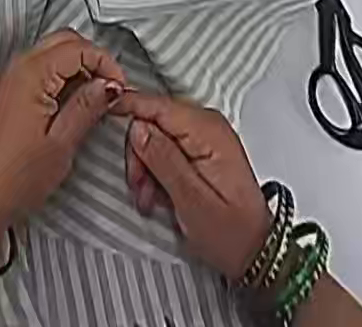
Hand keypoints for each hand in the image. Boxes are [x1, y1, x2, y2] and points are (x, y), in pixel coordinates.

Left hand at [0, 30, 127, 257]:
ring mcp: (14, 74)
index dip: (105, 63)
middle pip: (66, 39)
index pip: (78, 47)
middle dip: (93, 58)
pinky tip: (74, 101)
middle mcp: (20, 65)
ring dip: (78, 65)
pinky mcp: (12, 87)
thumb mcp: (61, 143)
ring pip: (55, 49)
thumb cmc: (15, 177)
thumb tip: (111, 84)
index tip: (119, 87)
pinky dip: (64, 74)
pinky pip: (44, 64)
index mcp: (32, 72)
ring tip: (95, 98)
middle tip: (110, 88)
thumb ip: (88, 106)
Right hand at [112, 92, 270, 281]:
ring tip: (149, 198)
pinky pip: (168, 146)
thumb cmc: (231, 232)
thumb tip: (137, 127)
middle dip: (139, 152)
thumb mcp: (191, 199)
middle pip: (155, 120)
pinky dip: (158, 168)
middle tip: (138, 185)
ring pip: (158, 135)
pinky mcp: (201, 148)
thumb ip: (163, 158)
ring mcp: (205, 135)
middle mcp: (207, 124)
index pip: (158, 105)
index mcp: (207, 129)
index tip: (104, 109)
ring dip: (146, 164)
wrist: (257, 256)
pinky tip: (159, 193)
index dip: (129, 105)